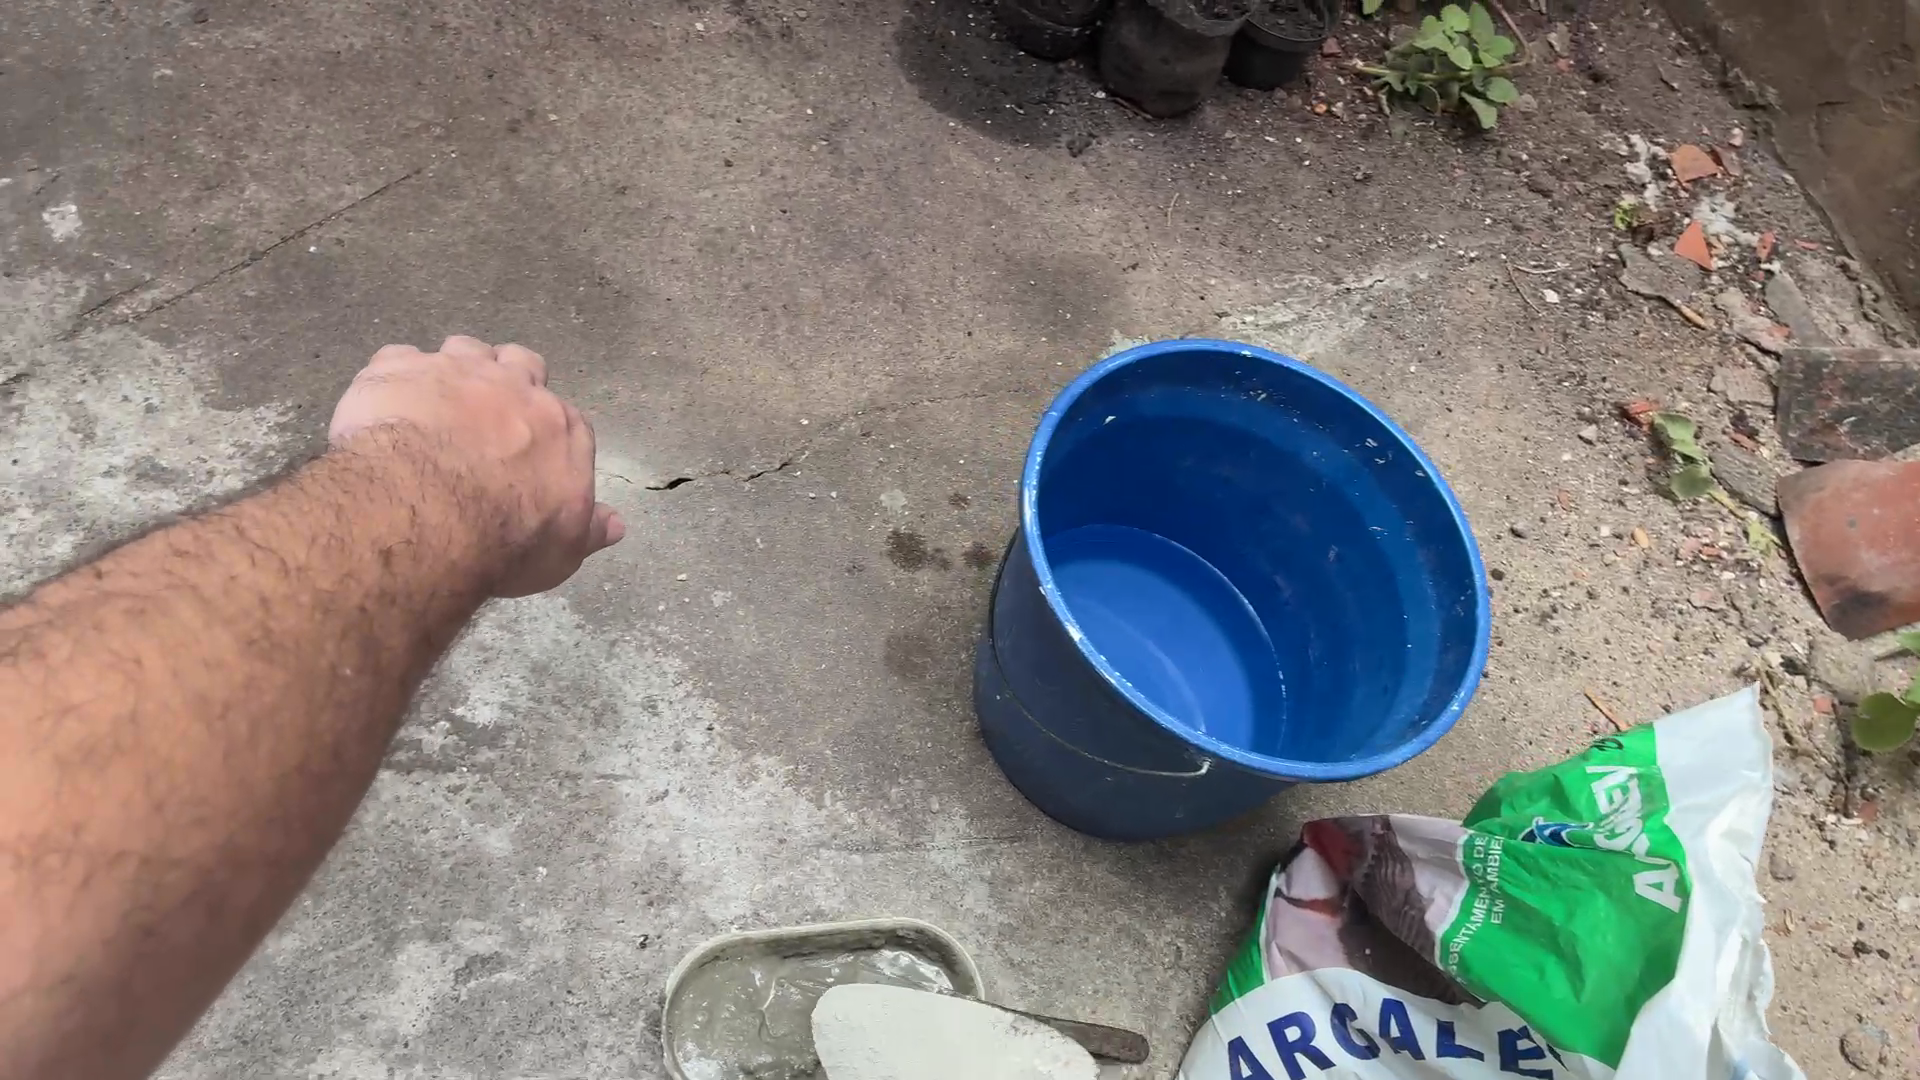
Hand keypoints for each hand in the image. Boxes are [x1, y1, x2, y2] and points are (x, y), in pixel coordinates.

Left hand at [328, 336, 623, 596]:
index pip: (567, 419)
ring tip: (439, 402)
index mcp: (565, 430)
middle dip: (511, 381)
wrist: (427, 516)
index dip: (549, 433)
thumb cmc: (508, 540)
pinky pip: (401, 357)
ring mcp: (459, 374)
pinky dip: (399, 377)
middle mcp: (519, 390)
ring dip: (458, 370)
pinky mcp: (400, 370)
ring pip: (466, 349)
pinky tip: (389, 404)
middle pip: (523, 364)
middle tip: (489, 413)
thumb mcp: (564, 552)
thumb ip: (590, 531)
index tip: (534, 455)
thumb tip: (616, 524)